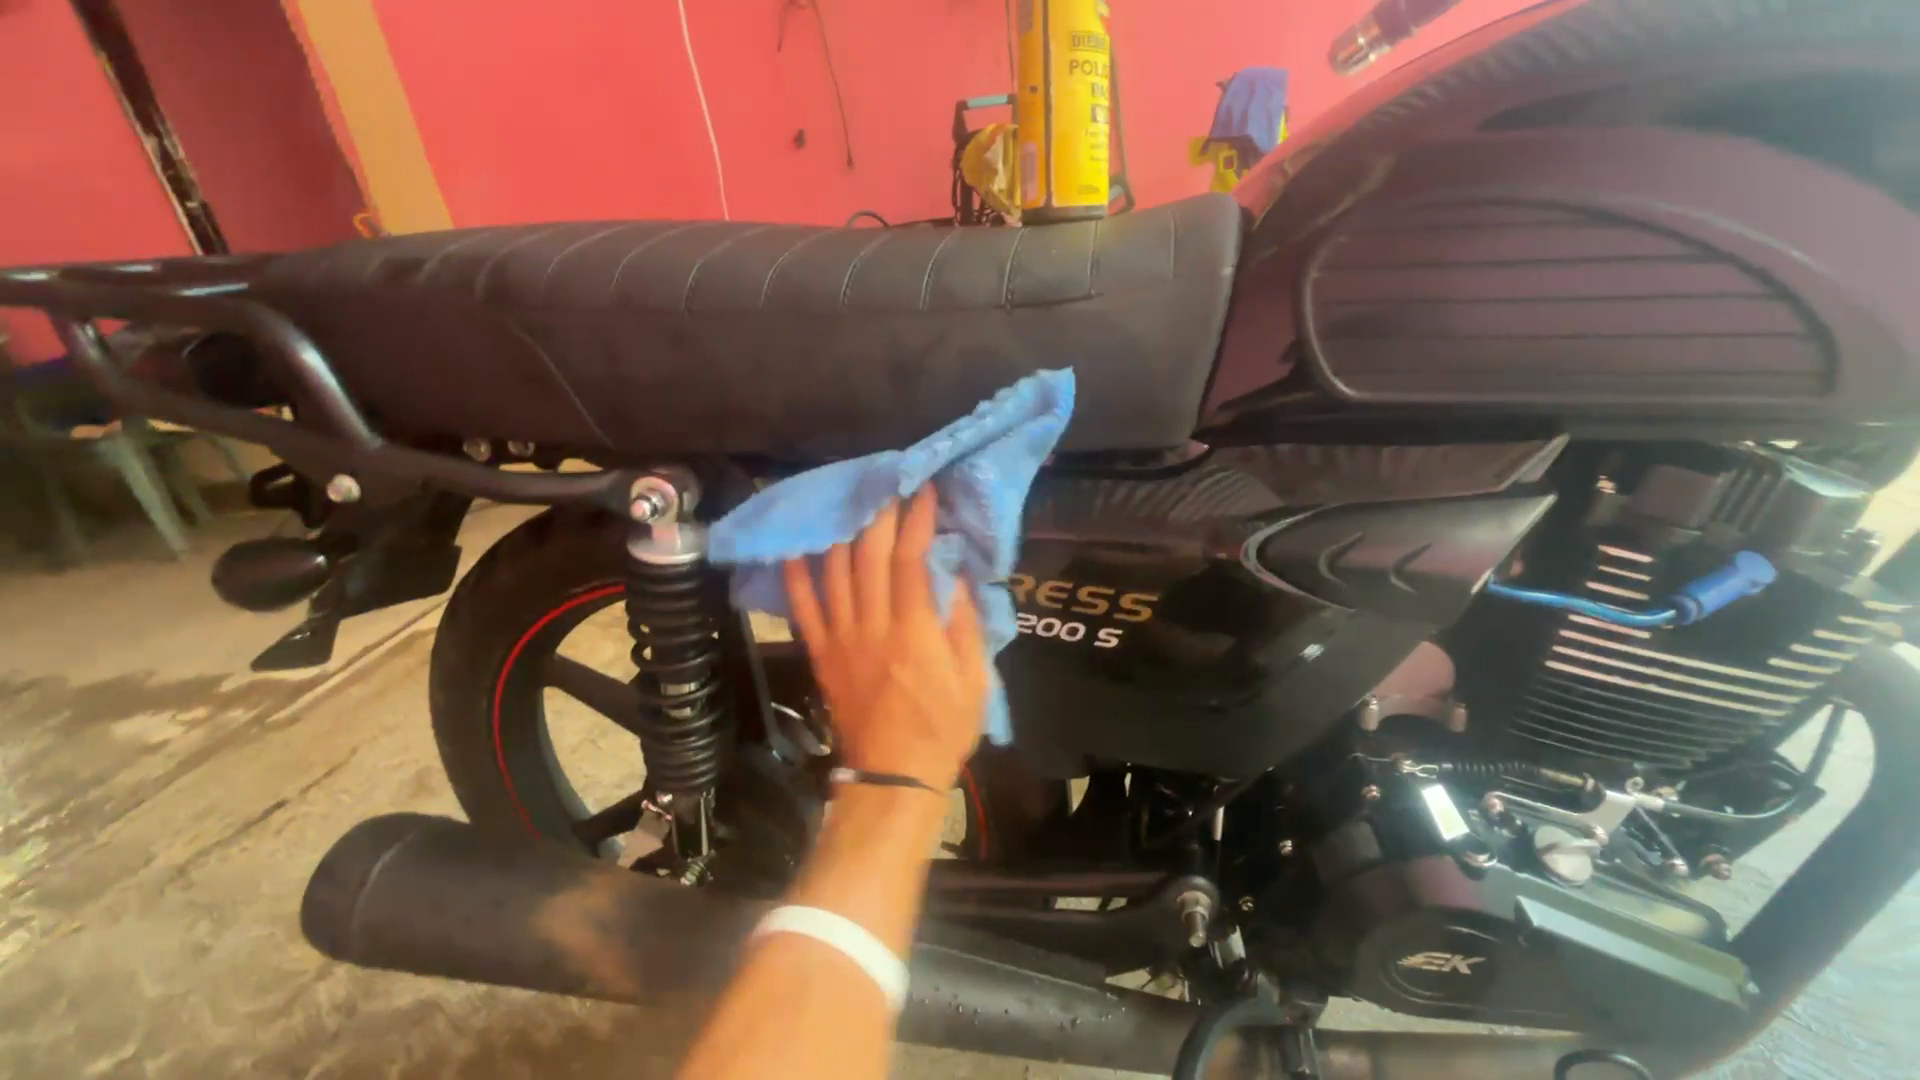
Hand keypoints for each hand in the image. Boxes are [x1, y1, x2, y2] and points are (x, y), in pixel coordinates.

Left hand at [783, 487, 989, 790]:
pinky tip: (796, 546)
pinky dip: (796, 575)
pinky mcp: (822, 654)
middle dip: (878, 514)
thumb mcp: (974, 680)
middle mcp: (873, 626)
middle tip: (887, 485)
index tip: (924, 492)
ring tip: (850, 502)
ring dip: (841, 532)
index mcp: (914, 631)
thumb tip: (957, 576)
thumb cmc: (943, 727)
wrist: (894, 773)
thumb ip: (965, 625)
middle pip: (868, 556)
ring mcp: (842, 639)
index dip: (916, 521)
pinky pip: (803, 609)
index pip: (910, 560)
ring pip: (834, 573)